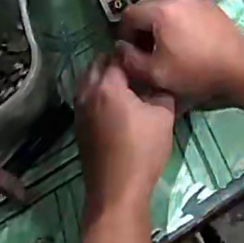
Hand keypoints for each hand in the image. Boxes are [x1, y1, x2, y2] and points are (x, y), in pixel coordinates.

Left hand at [74, 57, 175, 218]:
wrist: (117, 190)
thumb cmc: (143, 150)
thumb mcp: (164, 115)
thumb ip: (161, 91)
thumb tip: (159, 81)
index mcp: (108, 86)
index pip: (117, 57)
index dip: (132, 52)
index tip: (147, 53)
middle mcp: (88, 94)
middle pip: (96, 66)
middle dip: (114, 61)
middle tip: (137, 65)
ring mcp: (80, 112)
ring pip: (87, 82)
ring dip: (103, 77)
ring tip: (126, 82)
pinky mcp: (79, 128)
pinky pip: (86, 98)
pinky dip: (97, 93)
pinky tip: (116, 103)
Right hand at [115, 0, 243, 103]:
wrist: (240, 66)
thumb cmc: (196, 70)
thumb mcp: (156, 73)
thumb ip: (130, 60)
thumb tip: (121, 47)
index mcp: (161, 9)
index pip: (129, 14)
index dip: (124, 34)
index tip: (130, 52)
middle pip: (147, 7)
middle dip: (142, 28)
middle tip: (146, 51)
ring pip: (166, 7)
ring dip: (159, 24)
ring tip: (166, 47)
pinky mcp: (209, 4)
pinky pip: (183, 8)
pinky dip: (177, 21)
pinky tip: (185, 41)